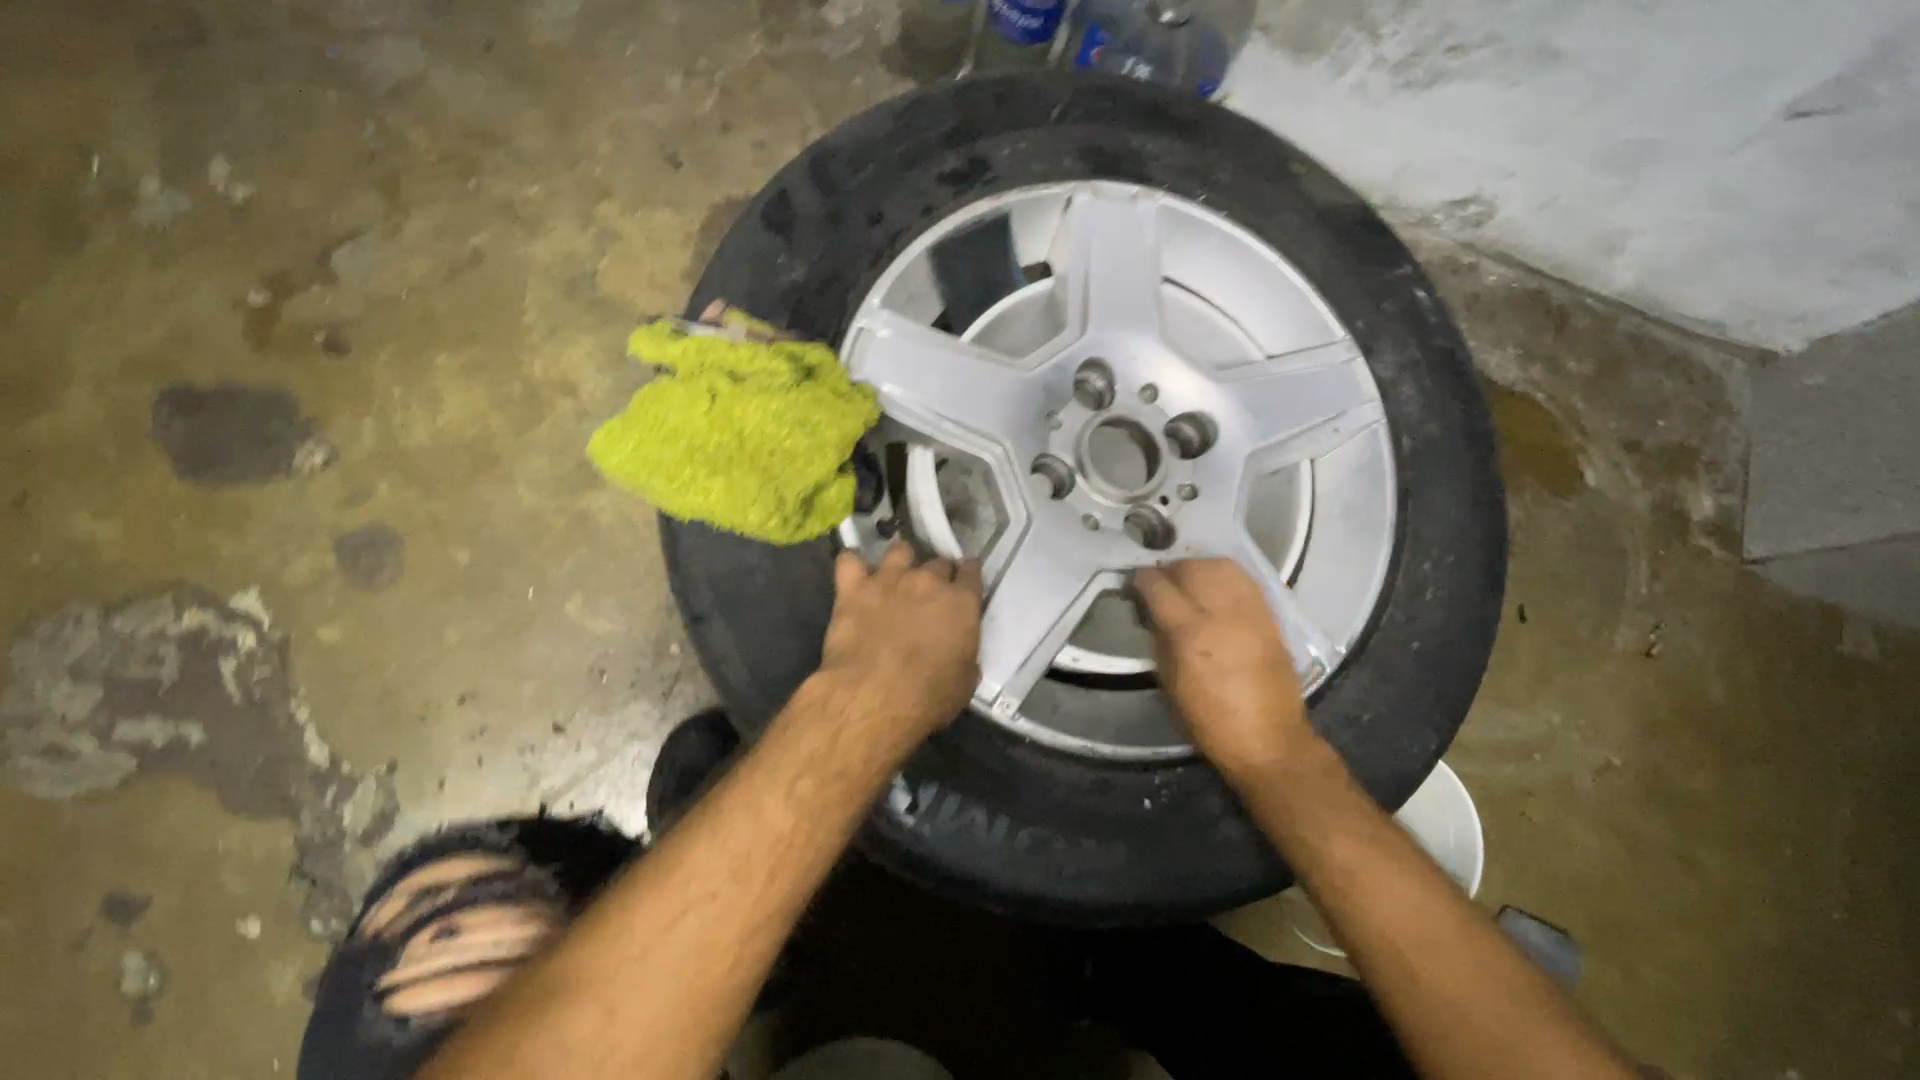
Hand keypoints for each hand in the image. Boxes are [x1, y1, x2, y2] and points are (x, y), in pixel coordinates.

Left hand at [816, 541, 982, 742]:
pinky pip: (849, 560)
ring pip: (899, 550)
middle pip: (937, 561)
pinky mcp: (853, 589)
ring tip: (895, 578)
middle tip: (929, 594)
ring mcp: (889, 580)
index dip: (968, 575)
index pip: (972, 572)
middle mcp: (928, 581)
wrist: (873, 697)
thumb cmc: (928, 698)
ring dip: (901, 561)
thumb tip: (958, 652)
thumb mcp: (964, 682)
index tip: (965, 581)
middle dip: (937, 574)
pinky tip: (853, 575)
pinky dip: (852, 564)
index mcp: (961, 603)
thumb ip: (965, 655)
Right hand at [1134, 559, 1314, 780]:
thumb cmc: (1209, 720)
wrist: (1268, 739)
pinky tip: (1217, 587)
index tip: (1135, 582)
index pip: (1159, 587)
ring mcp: (1250, 612)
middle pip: (1192, 568)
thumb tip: (1153, 613)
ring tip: (1190, 581)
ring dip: (1199, 567)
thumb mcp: (1169, 683)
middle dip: (1171, 570)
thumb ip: (1160, 640)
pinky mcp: (1270, 617)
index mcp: (1189, 635)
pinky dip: (1226, 576)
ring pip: (1221, 566)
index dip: (1142, 579)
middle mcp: (1221, 614)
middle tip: (1163, 583)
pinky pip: (1245, 580)